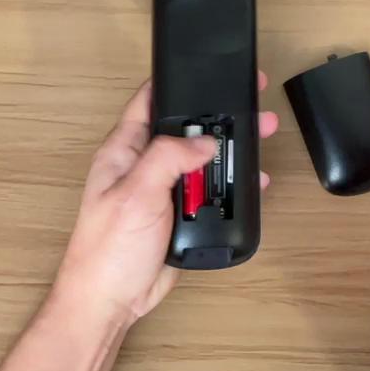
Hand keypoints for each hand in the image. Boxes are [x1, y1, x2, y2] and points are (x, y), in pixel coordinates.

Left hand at [53, 77, 278, 324]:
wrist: (111, 300)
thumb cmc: (107, 250)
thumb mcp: (136, 193)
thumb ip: (168, 158)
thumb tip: (205, 140)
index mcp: (123, 152)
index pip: (148, 102)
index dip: (178, 82)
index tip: (212, 69)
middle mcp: (141, 167)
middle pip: (183, 130)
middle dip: (217, 117)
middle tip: (253, 104)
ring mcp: (159, 193)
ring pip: (199, 162)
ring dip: (228, 151)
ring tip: (262, 135)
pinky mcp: (176, 218)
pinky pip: (207, 193)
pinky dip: (230, 185)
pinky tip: (252, 180)